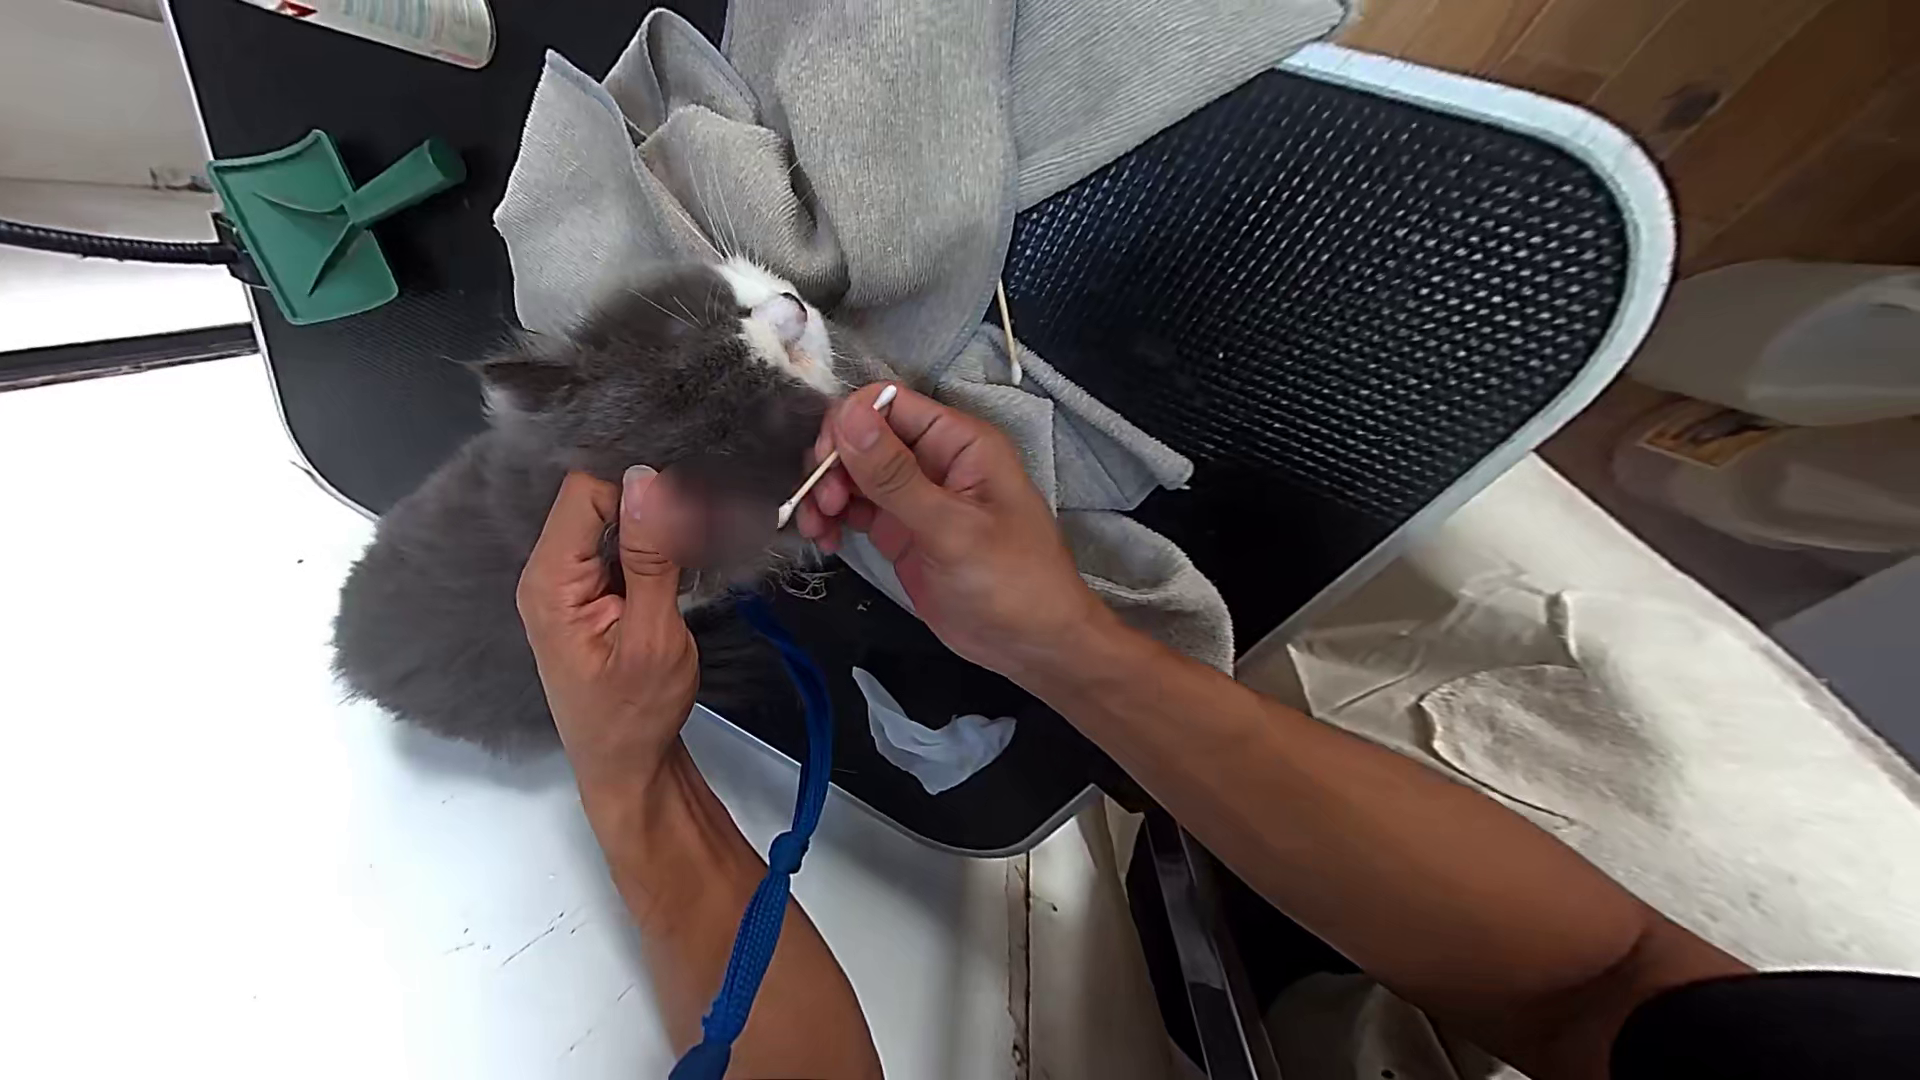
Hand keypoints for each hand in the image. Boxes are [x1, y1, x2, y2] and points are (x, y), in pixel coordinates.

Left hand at [517, 468, 698, 789]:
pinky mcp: (595, 592)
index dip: (639, 485)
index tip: (692, 496)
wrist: (628, 762)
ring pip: (617, 522)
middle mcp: (552, 572)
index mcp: (553, 580)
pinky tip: (688, 562)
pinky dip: (661, 547)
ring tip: (704, 542)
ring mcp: (573, 582)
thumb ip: (650, 558)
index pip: (586, 492)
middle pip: (600, 501)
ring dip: (663, 526)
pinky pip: (626, 547)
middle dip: (656, 502)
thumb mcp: (652, 635)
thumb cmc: (636, 712)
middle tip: (709, 520)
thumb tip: (649, 483)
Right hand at [795, 383, 1111, 683]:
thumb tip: (849, 417)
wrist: (1029, 643)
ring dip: (826, 493)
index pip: (889, 404)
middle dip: (833, 464)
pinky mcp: (902, 530)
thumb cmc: (1009, 582)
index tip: (828, 463)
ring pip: (854, 474)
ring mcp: (916, 496)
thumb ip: (896, 476)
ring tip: (818, 526)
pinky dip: (834, 518)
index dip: (850, 426)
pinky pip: (857, 509)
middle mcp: (935, 460)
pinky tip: (826, 539)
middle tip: (824, 504)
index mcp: (959, 442)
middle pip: (864, 438)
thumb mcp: (951, 529)